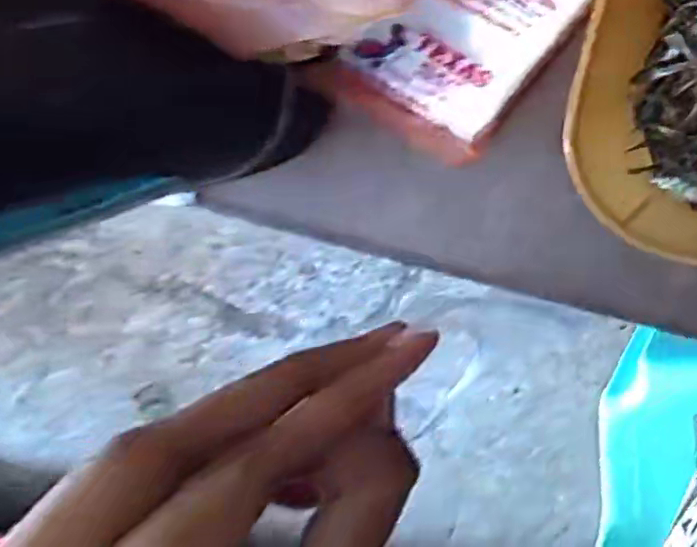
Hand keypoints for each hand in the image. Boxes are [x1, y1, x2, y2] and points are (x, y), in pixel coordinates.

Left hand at [9, 323, 436, 546]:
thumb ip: (357, 508)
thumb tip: (383, 415)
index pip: (243, 469)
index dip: (344, 394)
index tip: (417, 344)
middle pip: (163, 444)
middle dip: (294, 378)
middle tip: (387, 341)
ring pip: (136, 456)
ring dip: (258, 412)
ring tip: (342, 405)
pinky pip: (125, 485)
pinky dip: (216, 450)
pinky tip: (272, 461)